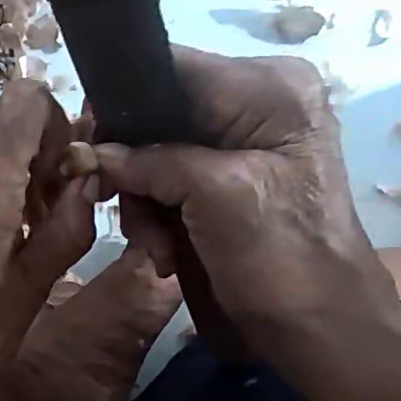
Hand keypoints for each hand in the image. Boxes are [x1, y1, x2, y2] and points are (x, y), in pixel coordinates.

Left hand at [0, 80, 96, 381]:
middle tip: (51, 205)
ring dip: (24, 167)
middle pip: (13, 118)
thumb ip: (72, 219)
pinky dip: (1, 177)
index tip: (62, 170)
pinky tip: (6, 220)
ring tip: (30, 220)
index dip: (56, 123)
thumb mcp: (41, 278)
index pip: (25, 100)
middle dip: (44, 152)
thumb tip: (90, 173)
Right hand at [92, 46, 396, 351]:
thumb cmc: (281, 257)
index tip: (83, 145)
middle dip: (130, 166)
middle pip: (153, 114)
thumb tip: (87, 152)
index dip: (118, 104)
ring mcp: (234, 147)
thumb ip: (151, 161)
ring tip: (156, 245)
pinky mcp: (218, 183)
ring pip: (149, 153)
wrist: (316, 331)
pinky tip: (165, 249)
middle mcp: (251, 105)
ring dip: (140, 202)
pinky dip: (152, 217)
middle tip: (112, 205)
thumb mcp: (216, 196)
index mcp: (268, 89)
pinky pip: (161, 182)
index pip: (169, 69)